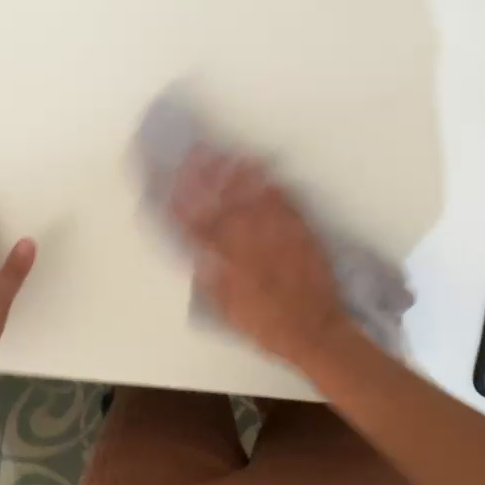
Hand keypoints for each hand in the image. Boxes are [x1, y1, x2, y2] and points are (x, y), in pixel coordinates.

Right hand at [169, 150, 352, 367]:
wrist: (315, 330)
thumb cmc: (269, 327)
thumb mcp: (230, 311)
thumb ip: (212, 282)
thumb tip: (197, 259)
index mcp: (229, 262)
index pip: (198, 227)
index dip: (182, 204)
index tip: (169, 185)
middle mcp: (250, 242)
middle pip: (222, 203)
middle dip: (205, 178)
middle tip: (192, 156)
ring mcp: (276, 233)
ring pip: (252, 197)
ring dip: (235, 174)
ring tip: (223, 154)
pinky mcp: (299, 230)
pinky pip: (283, 201)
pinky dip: (270, 184)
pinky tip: (262, 171)